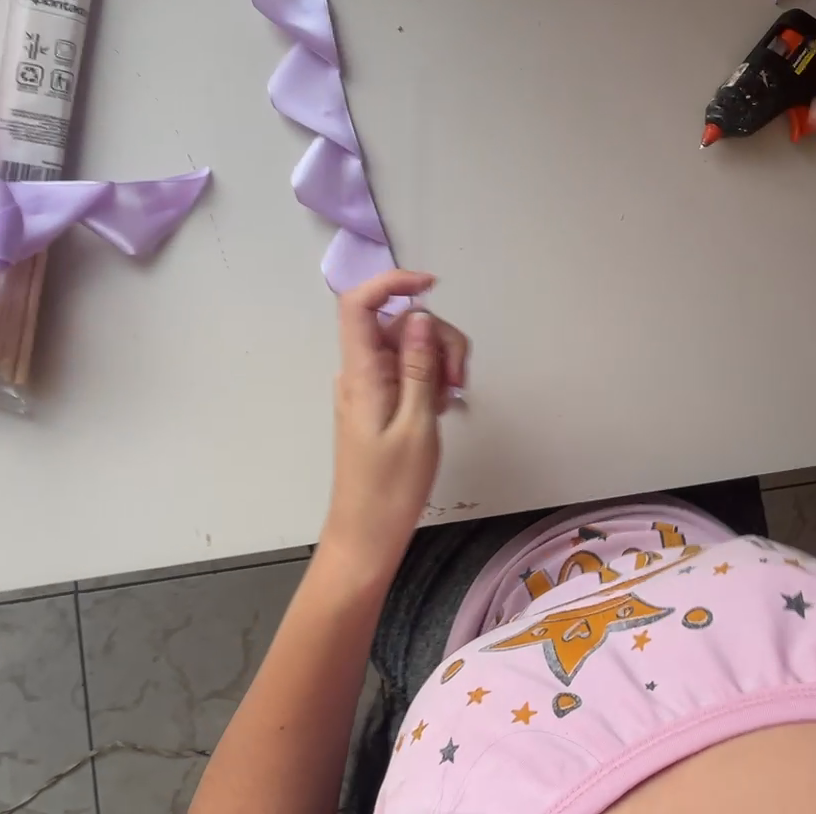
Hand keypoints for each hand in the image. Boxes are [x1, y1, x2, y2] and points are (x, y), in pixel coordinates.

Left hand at [319, 270, 470, 580]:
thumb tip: (420, 315)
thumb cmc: (390, 487)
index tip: (434, 286)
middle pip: (401, 323)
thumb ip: (419, 367)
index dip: (393, 282)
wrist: (368, 534)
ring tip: (451, 401)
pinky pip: (410, 371)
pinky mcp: (384, 400)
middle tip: (457, 382)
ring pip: (412, 346)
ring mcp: (373, 386)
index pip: (359, 304)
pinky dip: (432, 379)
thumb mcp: (416, 425)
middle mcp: (362, 371)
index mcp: (361, 373)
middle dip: (438, 339)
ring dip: (440, 362)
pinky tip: (442, 407)